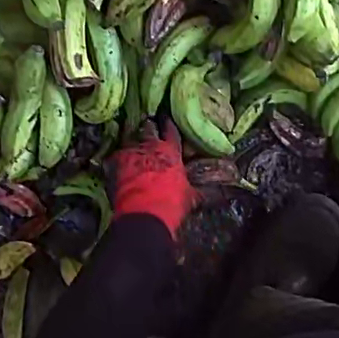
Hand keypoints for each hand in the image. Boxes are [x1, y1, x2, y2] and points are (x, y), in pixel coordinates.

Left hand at [108, 121, 194, 236]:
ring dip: (133, 140)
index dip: (168, 124)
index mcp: (170, 152)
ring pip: (130, 138)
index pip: (170, 130)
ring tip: (134, 142)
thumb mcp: (191, 198)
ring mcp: (130, 153)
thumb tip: (223, 195)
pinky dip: (118, 157)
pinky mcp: (115, 164)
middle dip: (149, 126)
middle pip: (147, 127)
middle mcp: (150, 146)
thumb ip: (203, 192)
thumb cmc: (172, 205)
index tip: (166, 119)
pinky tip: (118, 161)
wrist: (144, 217)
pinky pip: (115, 155)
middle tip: (149, 126)